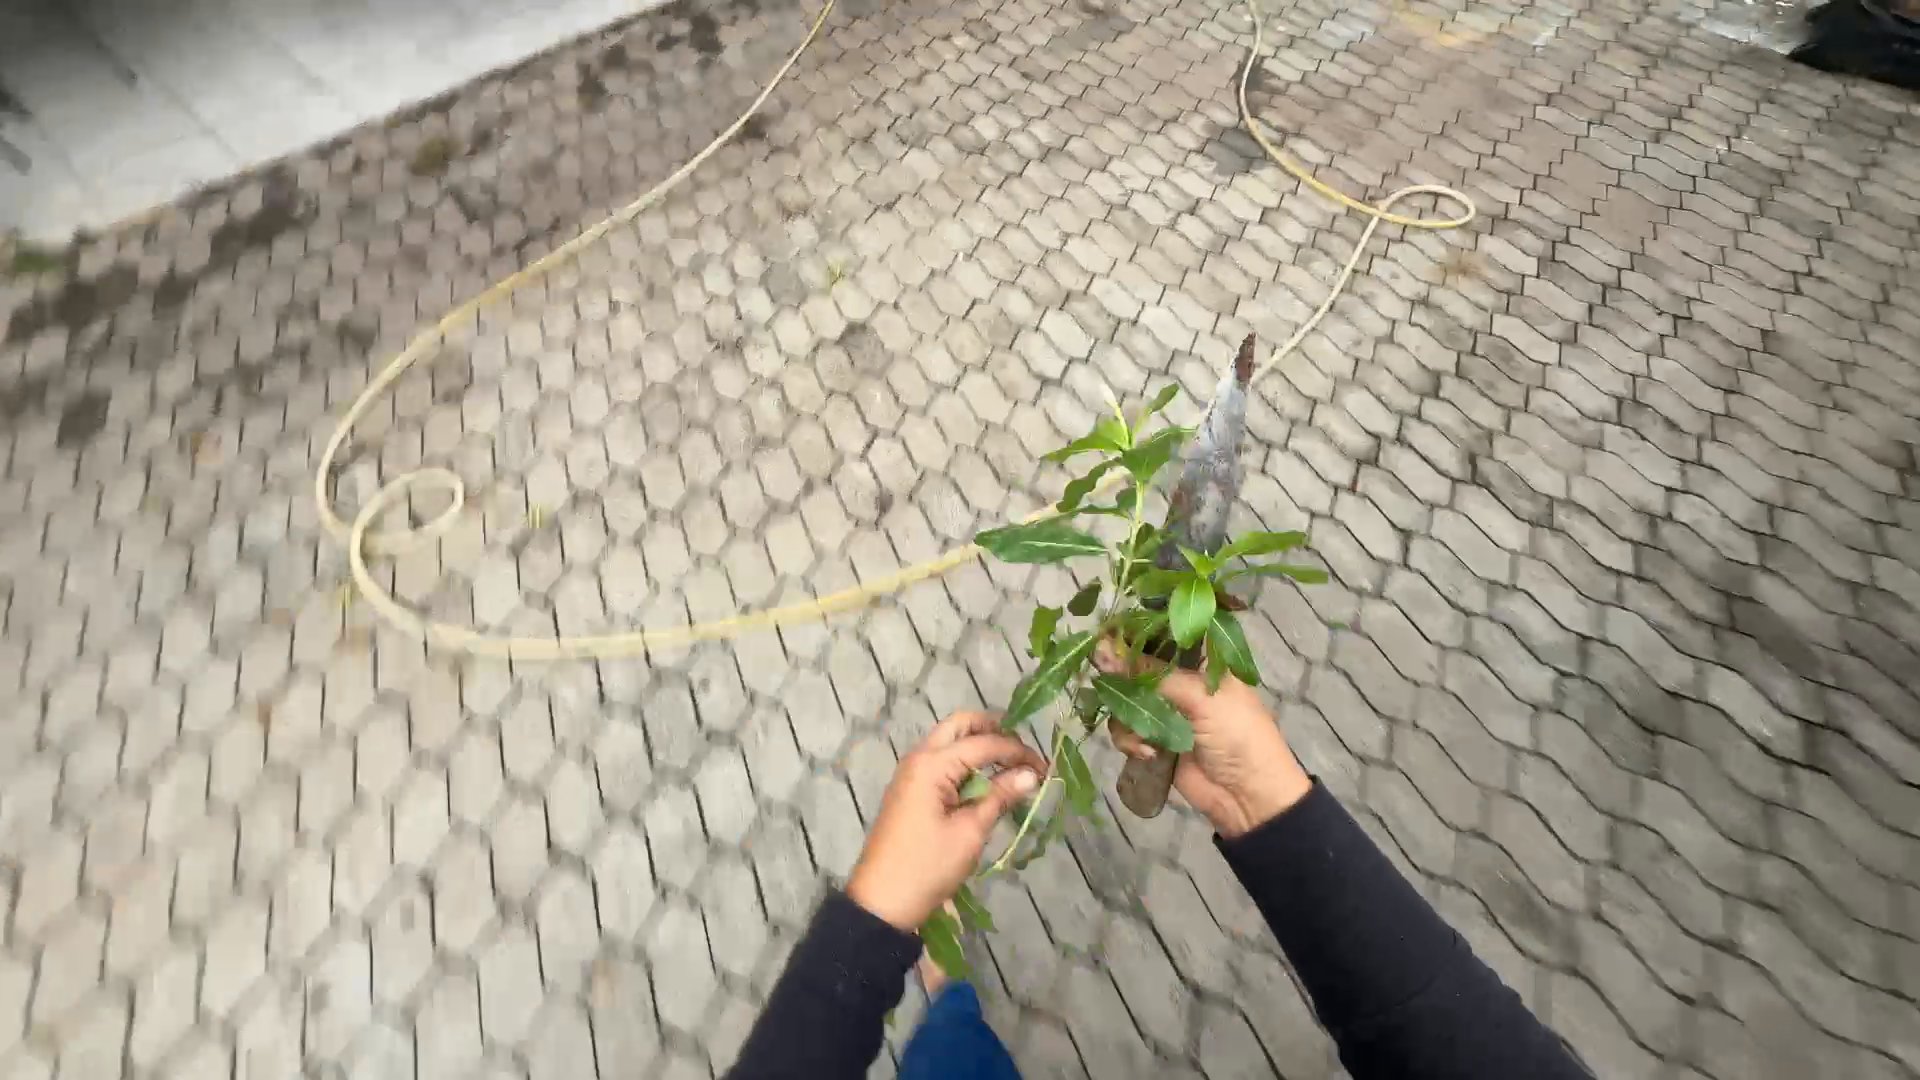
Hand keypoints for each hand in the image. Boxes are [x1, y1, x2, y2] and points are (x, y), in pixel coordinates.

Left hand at [846, 711, 1045, 930]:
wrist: (882, 902)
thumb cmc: (928, 866)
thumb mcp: (970, 832)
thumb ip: (999, 797)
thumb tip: (1031, 774)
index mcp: (932, 764)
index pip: (983, 743)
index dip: (1017, 751)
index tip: (1044, 767)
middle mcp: (919, 758)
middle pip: (959, 725)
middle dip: (993, 729)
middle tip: (1022, 748)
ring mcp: (911, 772)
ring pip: (949, 740)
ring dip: (978, 744)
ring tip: (1010, 764)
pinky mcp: (910, 788)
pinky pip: (941, 760)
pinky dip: (965, 762)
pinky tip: (986, 779)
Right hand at [1097, 642, 1311, 837]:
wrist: (1247, 797)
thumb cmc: (1237, 734)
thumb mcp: (1198, 697)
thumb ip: (1149, 673)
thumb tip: (1101, 648)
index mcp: (1199, 661)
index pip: (1161, 633)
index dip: (1133, 631)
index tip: (1106, 632)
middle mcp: (1179, 681)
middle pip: (1135, 666)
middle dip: (1120, 675)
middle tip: (1106, 678)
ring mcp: (1164, 710)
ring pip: (1123, 700)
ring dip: (1127, 716)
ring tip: (1141, 733)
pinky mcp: (1153, 739)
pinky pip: (1125, 730)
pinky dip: (1131, 741)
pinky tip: (1149, 753)